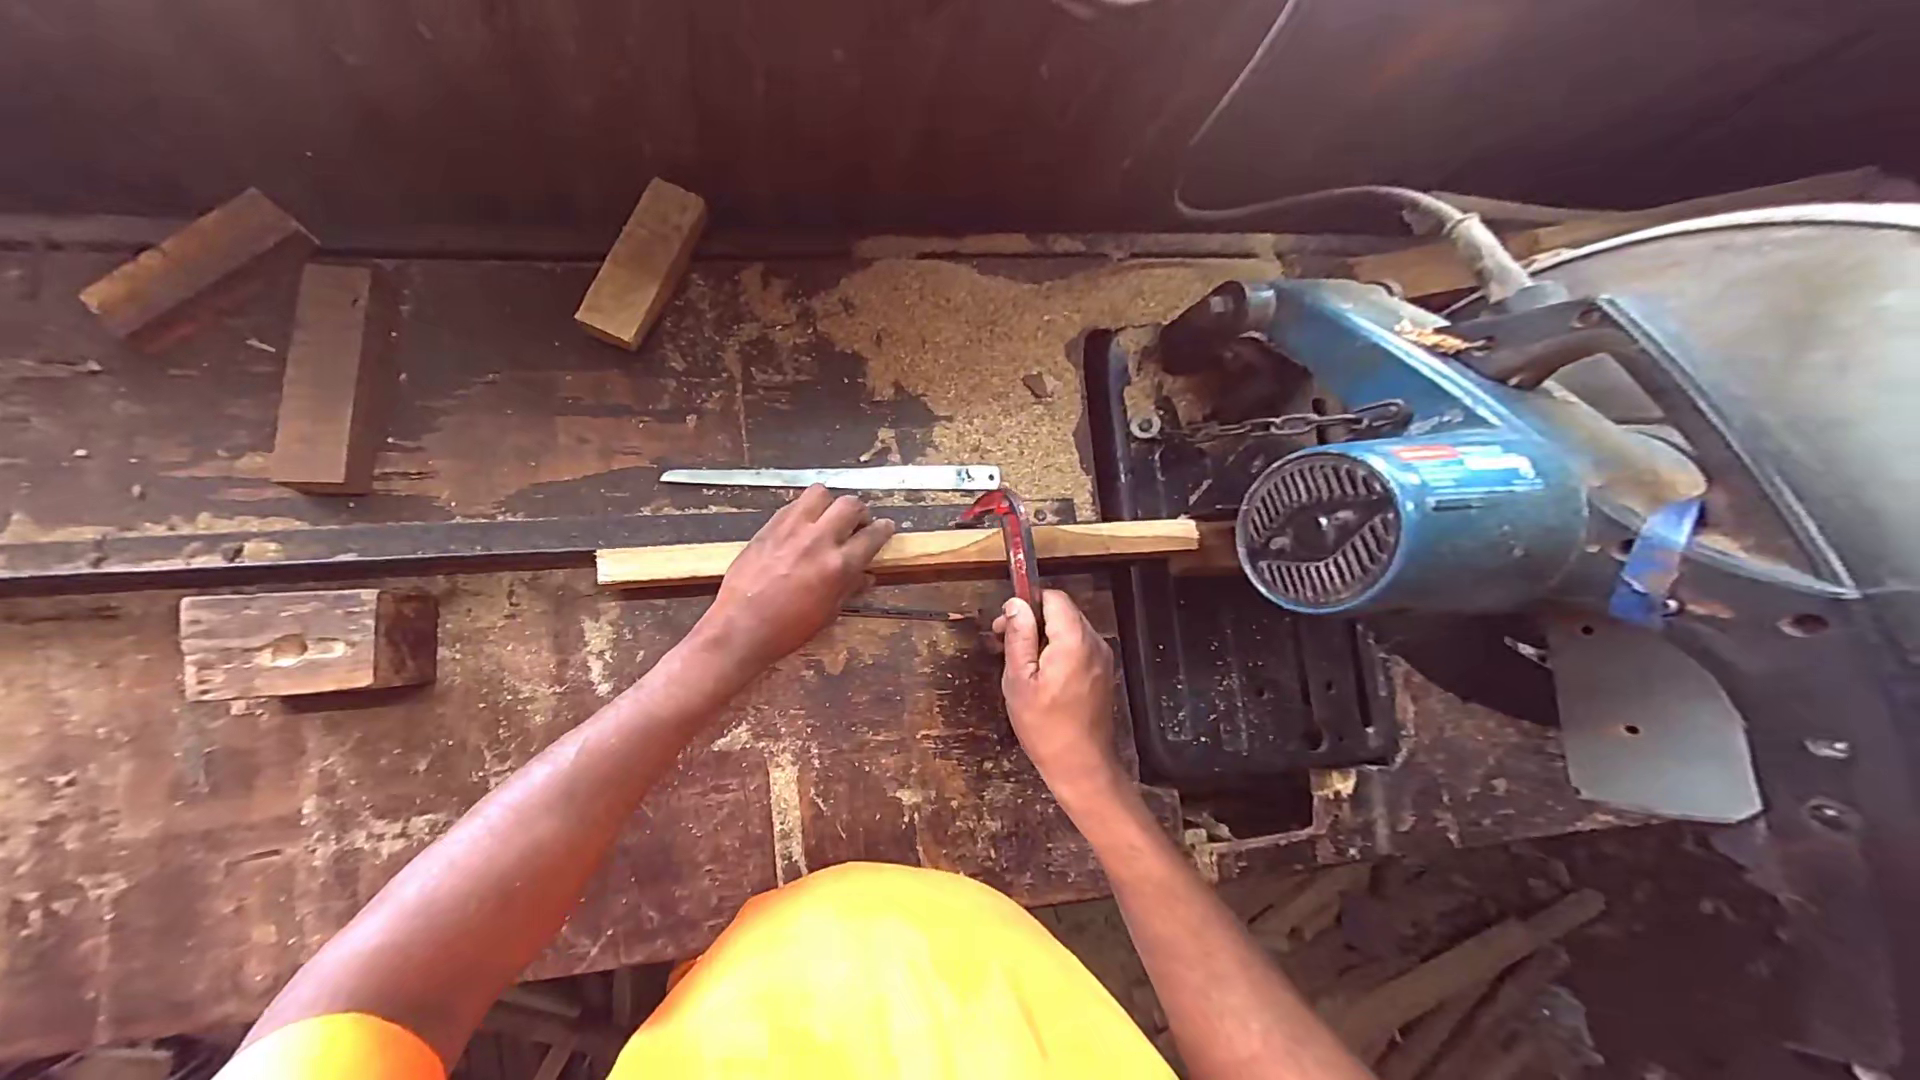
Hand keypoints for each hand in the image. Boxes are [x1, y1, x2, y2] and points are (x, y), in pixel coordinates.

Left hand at [699, 485, 896, 668]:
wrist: (740, 627)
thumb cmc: (789, 629)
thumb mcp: (828, 612)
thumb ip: (849, 588)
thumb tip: (866, 576)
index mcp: (839, 565)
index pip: (872, 535)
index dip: (884, 529)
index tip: (886, 528)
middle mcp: (818, 540)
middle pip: (850, 505)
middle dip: (860, 512)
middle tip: (857, 524)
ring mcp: (791, 529)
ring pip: (820, 494)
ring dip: (830, 503)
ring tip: (828, 518)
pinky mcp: (769, 527)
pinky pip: (793, 505)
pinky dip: (805, 511)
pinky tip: (802, 527)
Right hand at [996, 590, 1126, 804]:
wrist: (1081, 765)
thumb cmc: (1044, 726)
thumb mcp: (1019, 679)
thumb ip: (1018, 636)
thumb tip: (1015, 603)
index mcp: (1074, 640)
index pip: (1054, 598)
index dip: (1027, 602)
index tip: (1004, 622)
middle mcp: (1094, 642)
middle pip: (1062, 611)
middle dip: (1032, 620)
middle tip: (1005, 643)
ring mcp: (1101, 657)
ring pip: (1069, 628)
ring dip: (1043, 635)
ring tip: (1020, 662)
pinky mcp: (1102, 672)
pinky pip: (1077, 646)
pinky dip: (1057, 649)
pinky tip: (1040, 674)